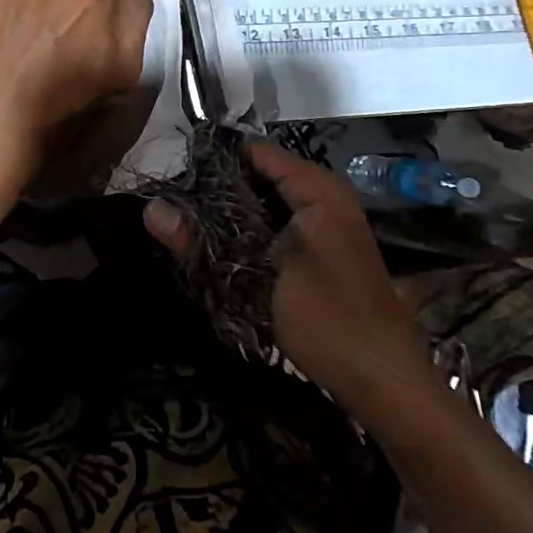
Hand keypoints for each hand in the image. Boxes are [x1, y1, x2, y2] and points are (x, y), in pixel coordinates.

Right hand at [143, 141, 432, 409]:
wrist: (382, 380)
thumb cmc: (326, 322)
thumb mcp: (253, 280)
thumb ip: (200, 241)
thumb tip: (150, 208)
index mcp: (317, 190)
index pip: (254, 152)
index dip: (213, 160)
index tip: (173, 176)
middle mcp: (323, 197)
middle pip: (257, 176)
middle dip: (215, 189)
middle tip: (173, 203)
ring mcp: (323, 223)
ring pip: (262, 203)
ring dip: (228, 213)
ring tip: (187, 223)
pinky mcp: (318, 248)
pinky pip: (273, 224)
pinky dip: (247, 231)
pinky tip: (219, 246)